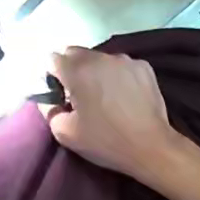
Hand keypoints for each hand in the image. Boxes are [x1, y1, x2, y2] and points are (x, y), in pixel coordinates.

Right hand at [47, 47, 189, 189]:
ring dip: (96, 71)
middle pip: (77, 53)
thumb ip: (49, 110)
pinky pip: (122, 65)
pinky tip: (125, 96)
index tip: (61, 95)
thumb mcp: (65, 133)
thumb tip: (49, 99)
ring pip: (101, 58)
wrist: (151, 146)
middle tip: (80, 96)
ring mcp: (125, 60)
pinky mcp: (144, 66)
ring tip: (105, 97)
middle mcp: (101, 58)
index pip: (54, 59)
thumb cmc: (105, 140)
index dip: (54, 76)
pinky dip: (118, 75)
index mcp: (78, 70)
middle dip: (73, 70)